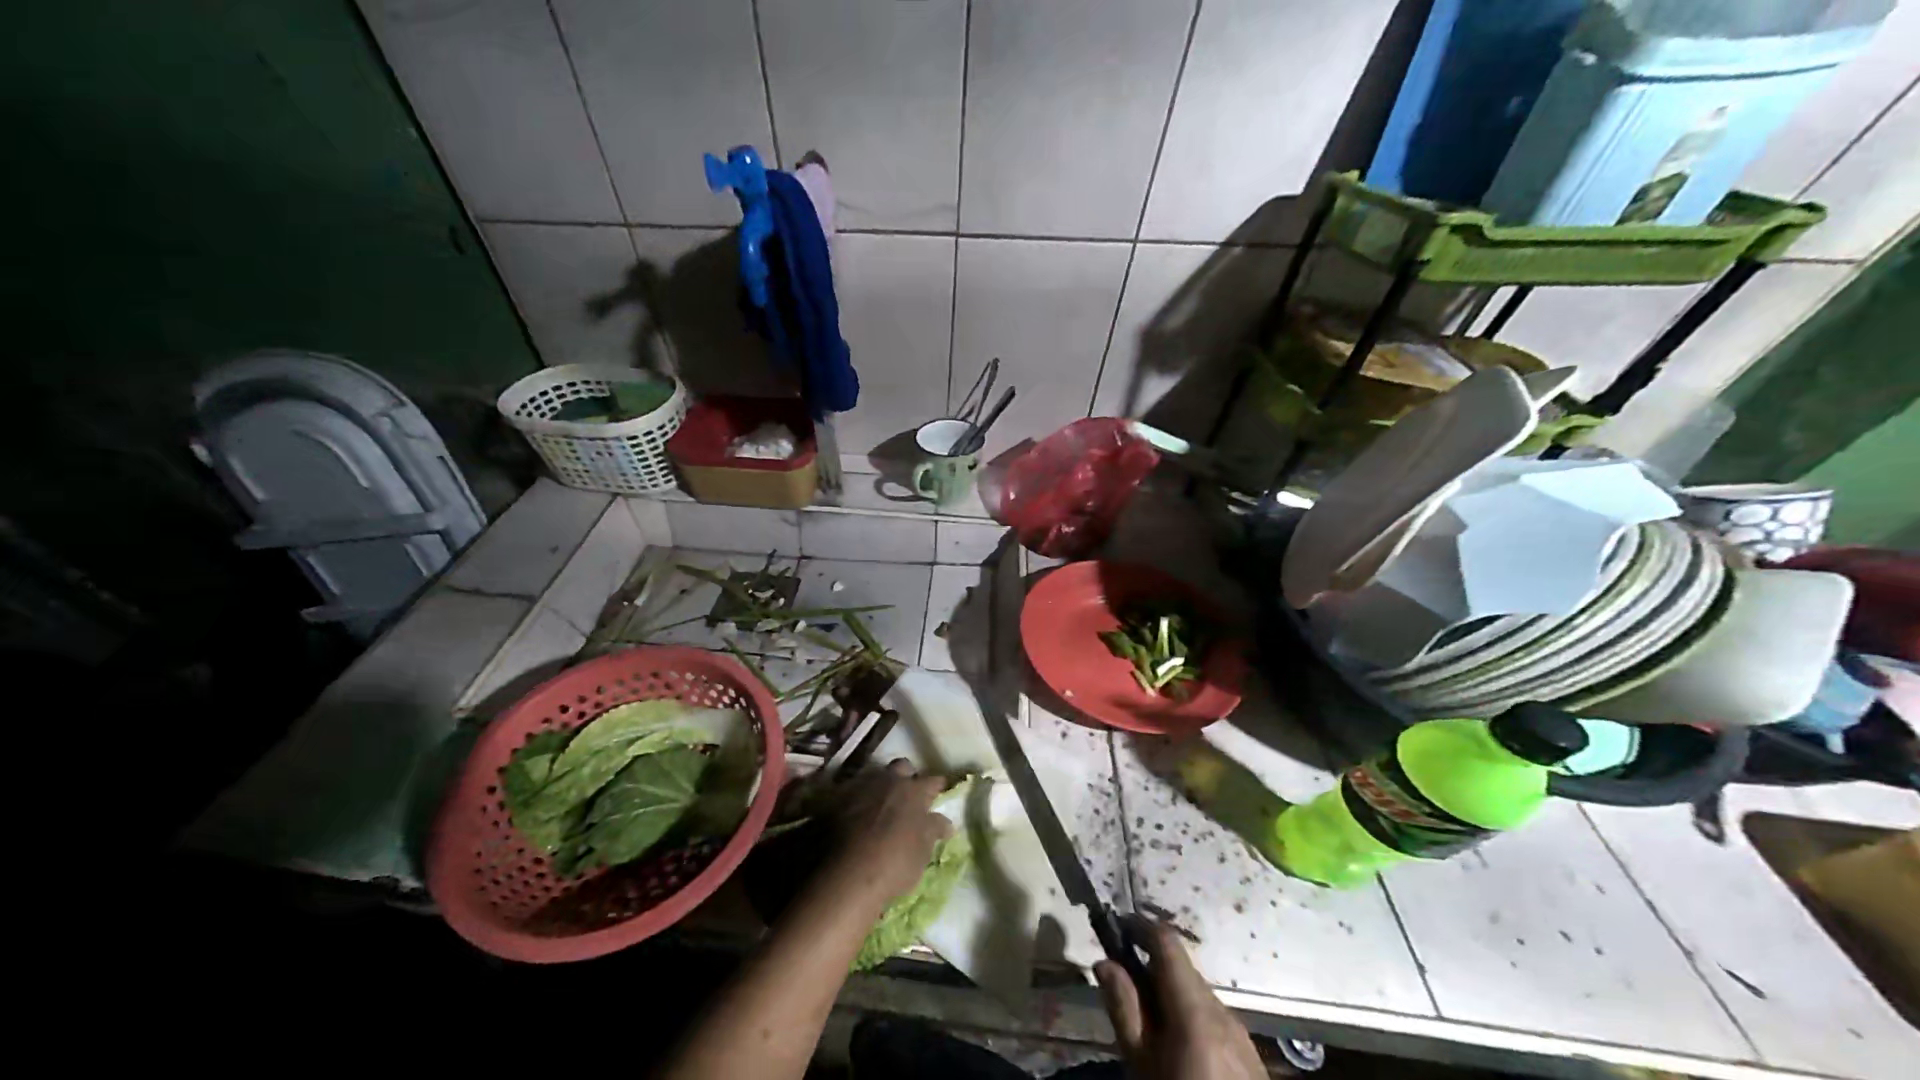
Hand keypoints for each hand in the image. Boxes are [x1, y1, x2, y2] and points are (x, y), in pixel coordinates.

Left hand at [819, 759, 953, 907]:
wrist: (848, 875)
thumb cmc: (895, 864)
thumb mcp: (923, 851)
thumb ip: (934, 830)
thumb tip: (946, 822)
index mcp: (913, 791)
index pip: (932, 781)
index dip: (937, 786)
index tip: (940, 790)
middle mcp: (888, 781)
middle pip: (901, 766)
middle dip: (907, 776)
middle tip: (909, 794)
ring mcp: (861, 788)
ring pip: (876, 776)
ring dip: (882, 786)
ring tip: (883, 804)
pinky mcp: (838, 800)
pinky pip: (853, 791)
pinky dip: (860, 799)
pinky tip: (860, 814)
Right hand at [1094, 919, 1265, 1079]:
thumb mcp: (1141, 1064)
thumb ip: (1124, 1008)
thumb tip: (1105, 962)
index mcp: (1195, 1008)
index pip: (1167, 943)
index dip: (1140, 926)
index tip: (1117, 926)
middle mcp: (1223, 1010)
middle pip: (1183, 969)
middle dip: (1152, 966)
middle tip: (1122, 982)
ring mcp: (1241, 1033)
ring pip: (1199, 994)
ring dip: (1171, 992)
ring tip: (1147, 1020)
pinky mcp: (1250, 1055)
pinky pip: (1215, 1019)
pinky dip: (1191, 1016)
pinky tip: (1177, 1045)